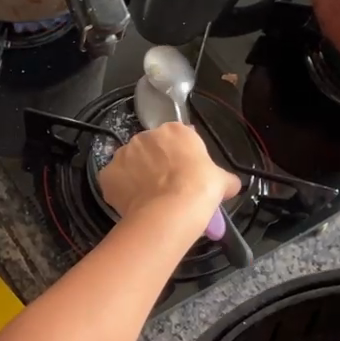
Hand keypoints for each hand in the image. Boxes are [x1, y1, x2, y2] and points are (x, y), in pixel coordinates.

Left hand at [98, 122, 239, 225]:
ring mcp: (123, 154)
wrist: (171, 210)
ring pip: (129, 163)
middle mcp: (144, 136)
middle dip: (154, 164)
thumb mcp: (222, 181)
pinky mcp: (107, 174)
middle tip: (164, 187)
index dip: (179, 157)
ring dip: (136, 176)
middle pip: (149, 149)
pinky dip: (120, 191)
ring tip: (148, 198)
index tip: (182, 173)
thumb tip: (232, 186)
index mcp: (174, 131)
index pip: (175, 138)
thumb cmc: (200, 189)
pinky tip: (132, 204)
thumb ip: (224, 178)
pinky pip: (113, 181)